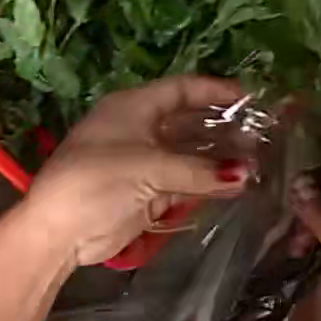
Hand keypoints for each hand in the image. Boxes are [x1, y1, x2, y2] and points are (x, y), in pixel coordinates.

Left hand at [17, 76, 252, 266]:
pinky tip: (231, 186)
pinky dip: (204, 184)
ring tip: (254, 162)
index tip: (250, 99)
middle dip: (221, 128)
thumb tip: (243, 175)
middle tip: (258, 135)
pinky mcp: (145, 193)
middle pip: (187, 123)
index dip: (215, 91)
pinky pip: (182, 183)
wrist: (61, 230)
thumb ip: (199, 171)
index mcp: (133, 107)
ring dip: (216, 159)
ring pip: (186, 156)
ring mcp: (142, 163)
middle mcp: (139, 130)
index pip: (181, 90)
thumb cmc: (98, 182)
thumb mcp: (150, 168)